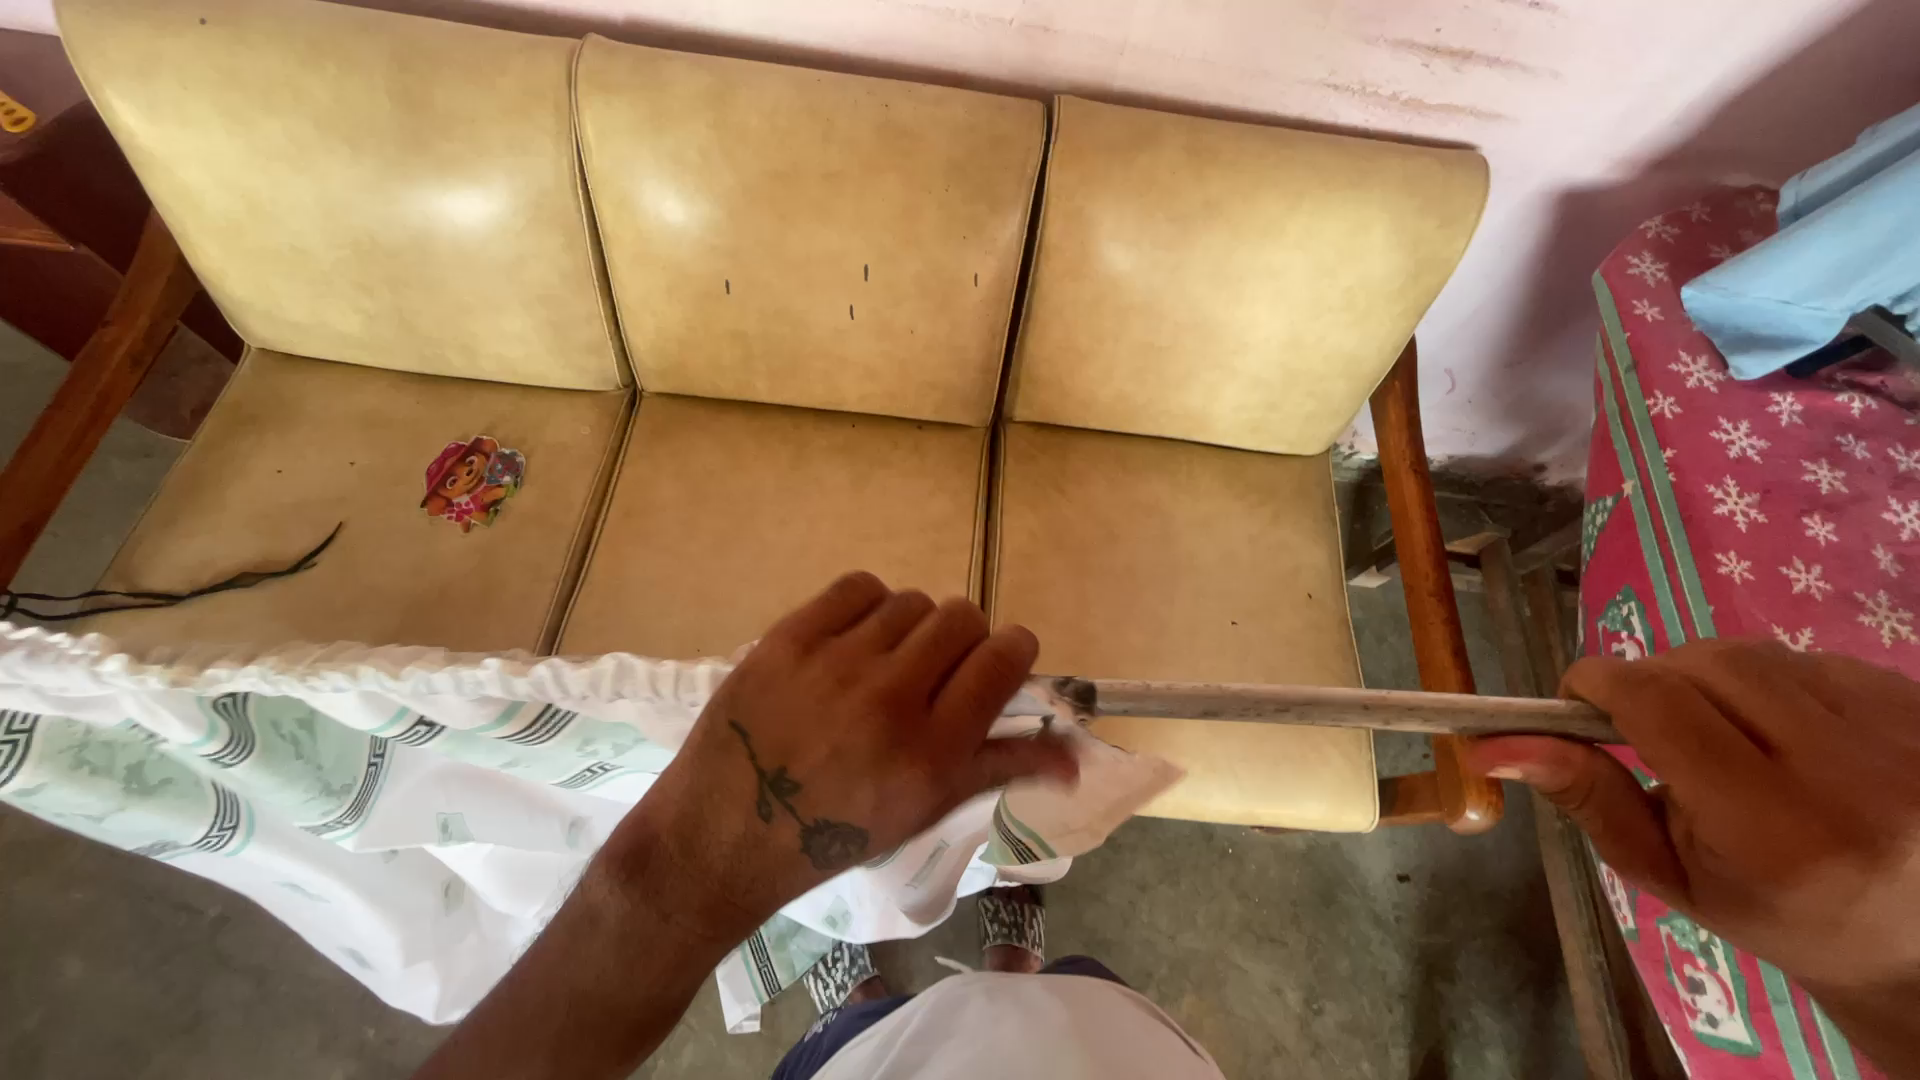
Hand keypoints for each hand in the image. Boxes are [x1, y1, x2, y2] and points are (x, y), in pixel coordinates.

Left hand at [609, 571, 1078, 943]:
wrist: (723, 835)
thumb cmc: (833, 834)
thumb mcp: (923, 812)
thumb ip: (1003, 771)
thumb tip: (1076, 760)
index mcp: (933, 750)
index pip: (1005, 656)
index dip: (1013, 650)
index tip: (999, 662)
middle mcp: (892, 697)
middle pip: (962, 617)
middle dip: (963, 639)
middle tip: (937, 668)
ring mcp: (836, 662)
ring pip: (912, 601)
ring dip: (913, 626)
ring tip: (887, 658)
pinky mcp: (788, 638)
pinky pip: (857, 587)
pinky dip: (867, 605)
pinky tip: (854, 638)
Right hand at [1469, 639, 1919, 995]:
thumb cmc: (1774, 912)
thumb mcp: (1661, 869)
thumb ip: (1583, 796)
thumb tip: (1489, 747)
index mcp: (1775, 828)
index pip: (1659, 703)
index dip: (1598, 681)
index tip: (1574, 698)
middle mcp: (1853, 774)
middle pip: (1706, 664)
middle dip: (1651, 678)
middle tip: (1640, 721)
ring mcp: (1905, 737)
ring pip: (1755, 654)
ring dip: (1707, 677)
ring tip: (1714, 728)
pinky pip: (1811, 659)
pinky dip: (1769, 680)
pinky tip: (1777, 726)